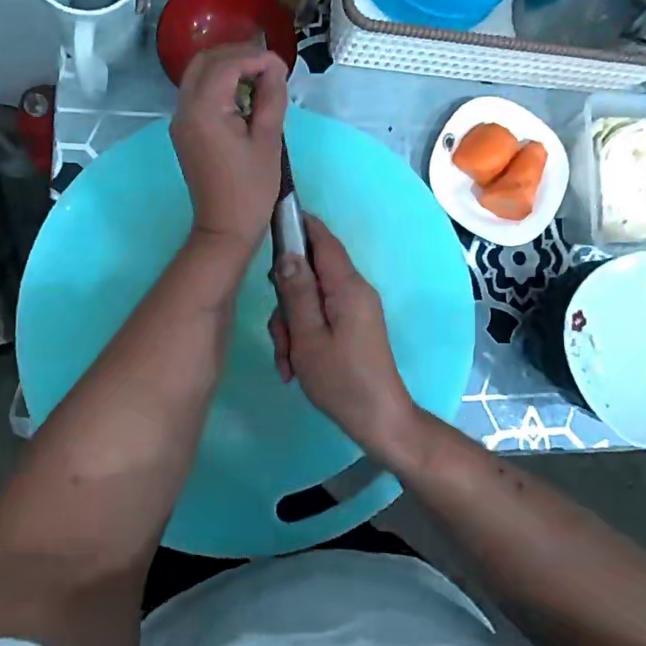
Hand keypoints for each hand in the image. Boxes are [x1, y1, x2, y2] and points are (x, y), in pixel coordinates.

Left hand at [170, 45, 286, 249]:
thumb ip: (271, 97)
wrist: (225, 228)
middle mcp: (184, 109)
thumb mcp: (269, 139)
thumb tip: (274, 69)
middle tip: (268, 65)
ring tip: (259, 77)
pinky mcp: (184, 131)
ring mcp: (180, 120)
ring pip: (197, 75)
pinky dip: (218, 84)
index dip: (255, 58)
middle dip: (237, 55)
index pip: (226, 64)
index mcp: (204, 110)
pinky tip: (242, 96)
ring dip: (226, 67)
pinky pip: (196, 94)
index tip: (281, 67)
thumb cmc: (251, 188)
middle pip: (204, 61)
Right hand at [268, 215, 416, 450]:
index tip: (267, 226)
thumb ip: (297, 292)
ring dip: (290, 328)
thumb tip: (287, 252)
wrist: (379, 421)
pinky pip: (318, 318)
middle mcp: (354, 290)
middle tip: (280, 334)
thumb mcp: (308, 337)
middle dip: (285, 301)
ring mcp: (353, 309)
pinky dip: (302, 338)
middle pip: (309, 273)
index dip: (297, 225)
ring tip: (289, 362)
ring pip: (308, 299)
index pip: (322, 238)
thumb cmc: (342, 381)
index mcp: (348, 287)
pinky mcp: (351, 326)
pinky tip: (295, 368)